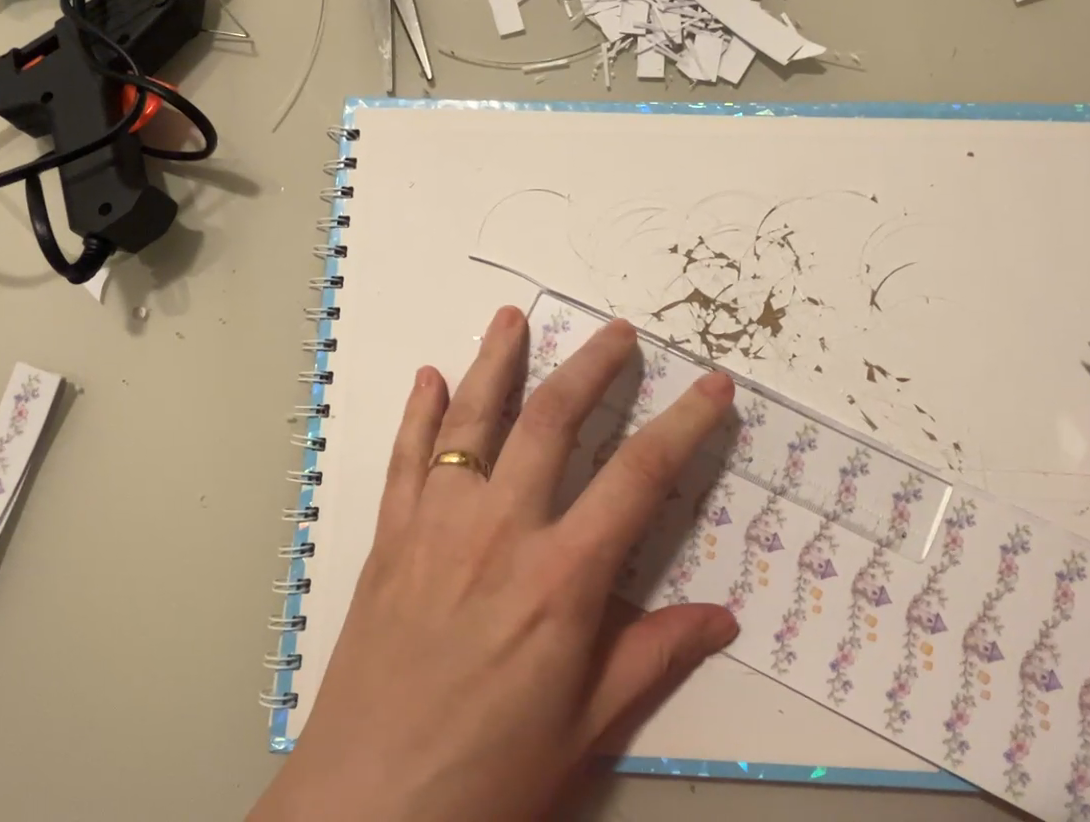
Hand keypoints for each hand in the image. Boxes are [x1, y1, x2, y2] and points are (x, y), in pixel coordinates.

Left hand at [250, 308, 739, 821]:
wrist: (368, 807)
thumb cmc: (489, 773)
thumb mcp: (587, 725)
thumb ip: (652, 656)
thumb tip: (721, 617)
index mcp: (562, 578)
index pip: (639, 478)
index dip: (684, 424)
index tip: (712, 386)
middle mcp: (500, 532)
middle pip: (552, 422)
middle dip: (592, 367)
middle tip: (618, 331)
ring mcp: (437, 528)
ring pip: (471, 422)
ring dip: (496, 363)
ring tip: (513, 317)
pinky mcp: (389, 541)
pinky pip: (405, 461)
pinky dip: (419, 414)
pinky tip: (429, 378)